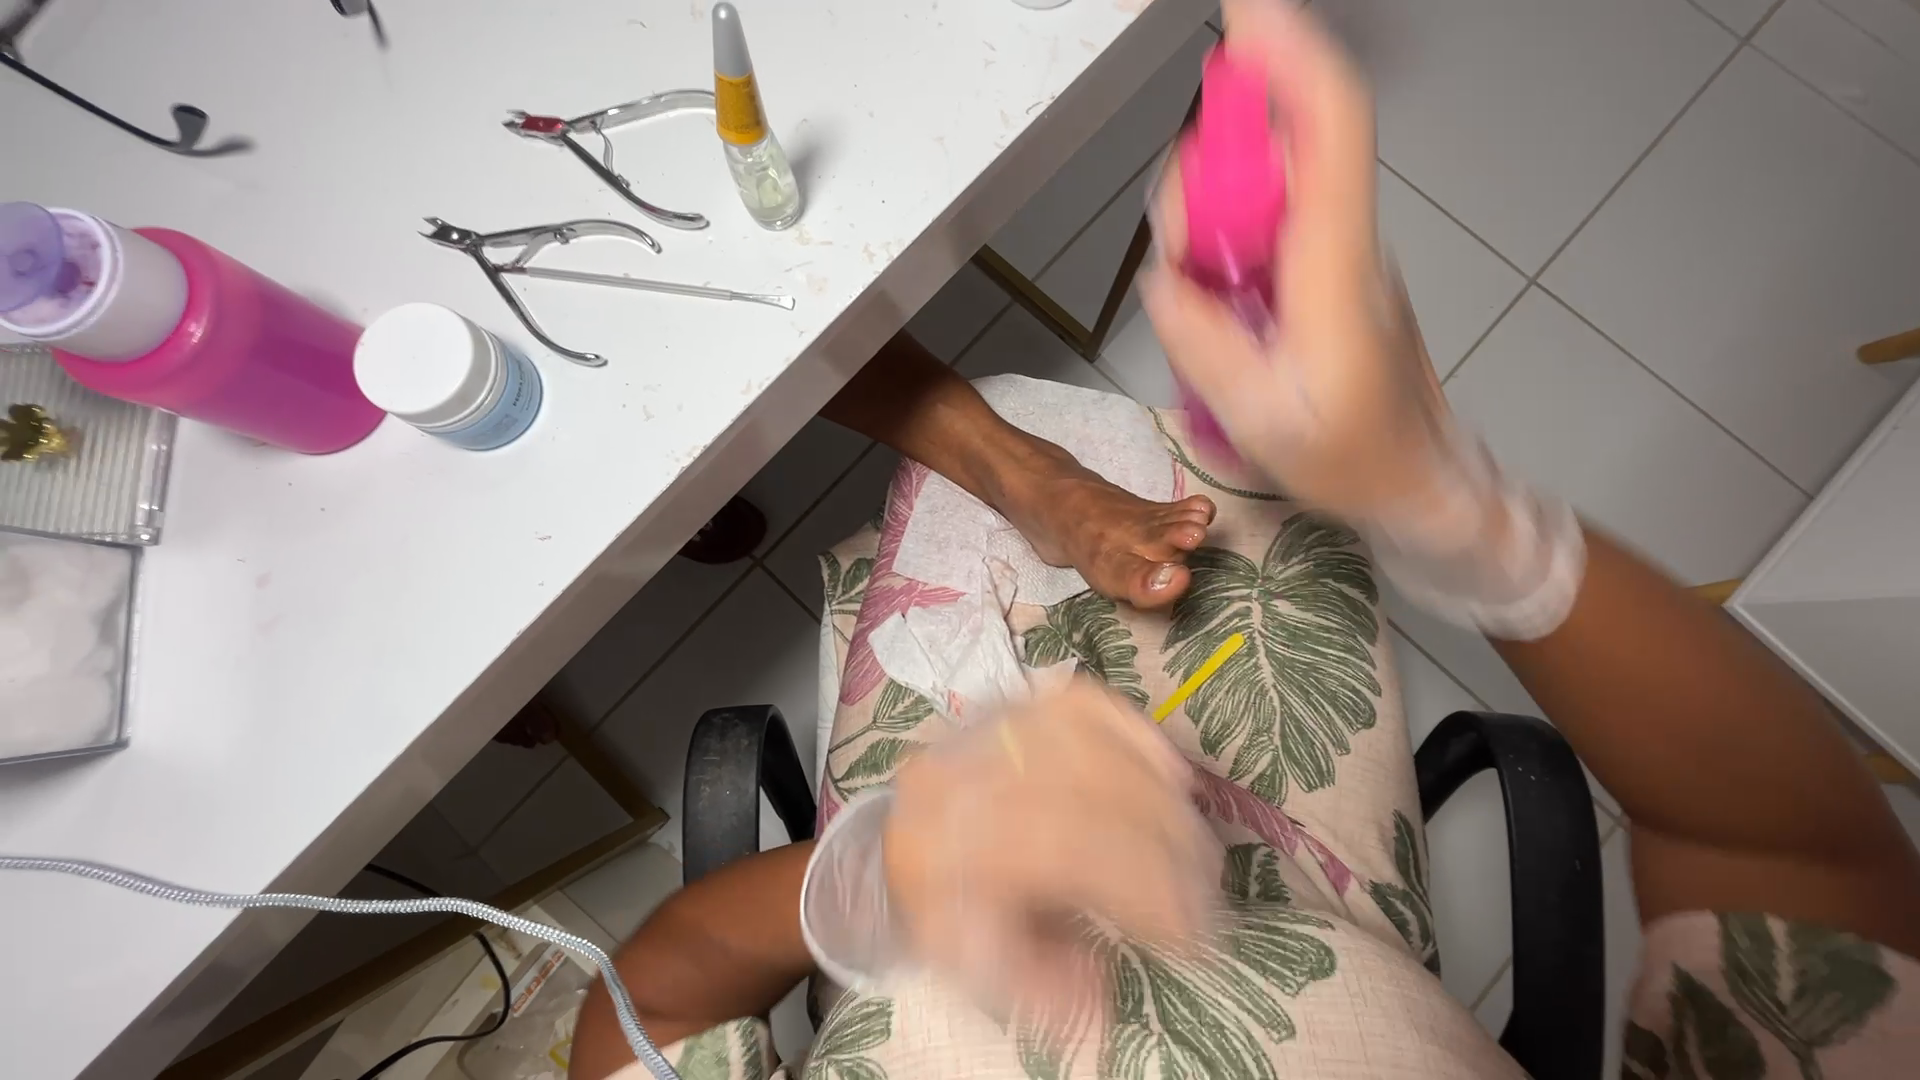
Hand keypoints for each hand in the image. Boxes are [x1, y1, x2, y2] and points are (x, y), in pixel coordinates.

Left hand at [880, 680, 1219, 1011]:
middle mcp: (973, 768)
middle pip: (1086, 786)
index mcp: (954, 835)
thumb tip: (1103, 993)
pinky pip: (1083, 702)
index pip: (1062, 846)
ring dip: (1159, 792)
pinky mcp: (1017, 704)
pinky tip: (1170, 771)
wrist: (902, 836)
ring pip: (1092, 740)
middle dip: (1163, 840)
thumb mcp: (974, 963)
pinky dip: (1134, 730)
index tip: (1191, 934)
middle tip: (1207, 889)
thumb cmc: (945, 905)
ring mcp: (996, 727)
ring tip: (1194, 842)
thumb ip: (1036, 985)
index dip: (1138, 885)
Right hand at [1143, 0, 1452, 531]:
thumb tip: (1168, 277)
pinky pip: (1268, 233)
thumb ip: (1202, 339)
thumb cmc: (1351, 458)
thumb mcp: (1259, 417)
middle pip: (1278, 152)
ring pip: (1266, 192)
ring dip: (1210, 223)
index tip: (1243, 13)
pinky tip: (1217, 309)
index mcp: (1334, 268)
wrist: (1418, 483)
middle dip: (1208, 176)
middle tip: (1182, 261)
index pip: (1327, 128)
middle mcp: (1341, 243)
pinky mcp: (1326, 277)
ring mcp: (1335, 257)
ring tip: (1198, 304)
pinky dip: (1225, 251)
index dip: (1288, 58)